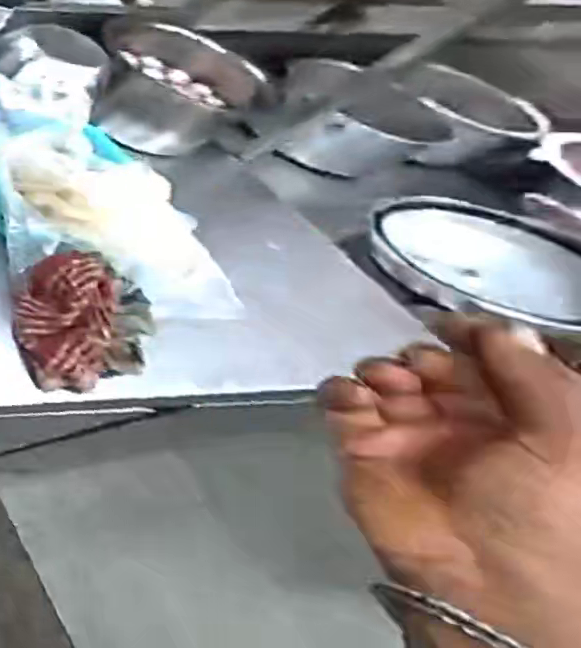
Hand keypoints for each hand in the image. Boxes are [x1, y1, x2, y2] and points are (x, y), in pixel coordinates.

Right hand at [319, 316, 580, 647]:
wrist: (483, 574)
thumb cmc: (546, 511)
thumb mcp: (567, 444)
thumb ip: (535, 379)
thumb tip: (501, 327)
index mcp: (525, 422)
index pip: (495, 363)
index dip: (477, 338)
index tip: (453, 323)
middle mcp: (466, 420)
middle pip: (433, 364)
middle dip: (423, 356)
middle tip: (424, 371)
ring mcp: (407, 429)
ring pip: (383, 374)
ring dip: (382, 370)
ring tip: (388, 386)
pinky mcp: (357, 437)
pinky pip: (339, 397)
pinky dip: (343, 389)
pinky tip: (356, 400)